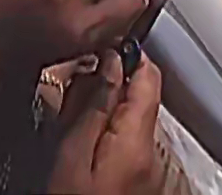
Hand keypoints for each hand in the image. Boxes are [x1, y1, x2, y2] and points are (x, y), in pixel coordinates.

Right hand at [47, 52, 163, 194]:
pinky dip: (103, 124)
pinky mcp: (135, 174)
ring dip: (102, 102)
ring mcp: (145, 164)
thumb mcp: (73, 152)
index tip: (99, 49)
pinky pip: (124, 133)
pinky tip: (79, 135)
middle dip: (108, 80)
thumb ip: (94, 104)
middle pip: (139, 92)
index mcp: (137, 140)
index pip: (149, 75)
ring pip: (129, 111)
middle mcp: (150, 151)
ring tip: (71, 113)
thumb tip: (112, 59)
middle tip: (73, 88)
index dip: (127, 53)